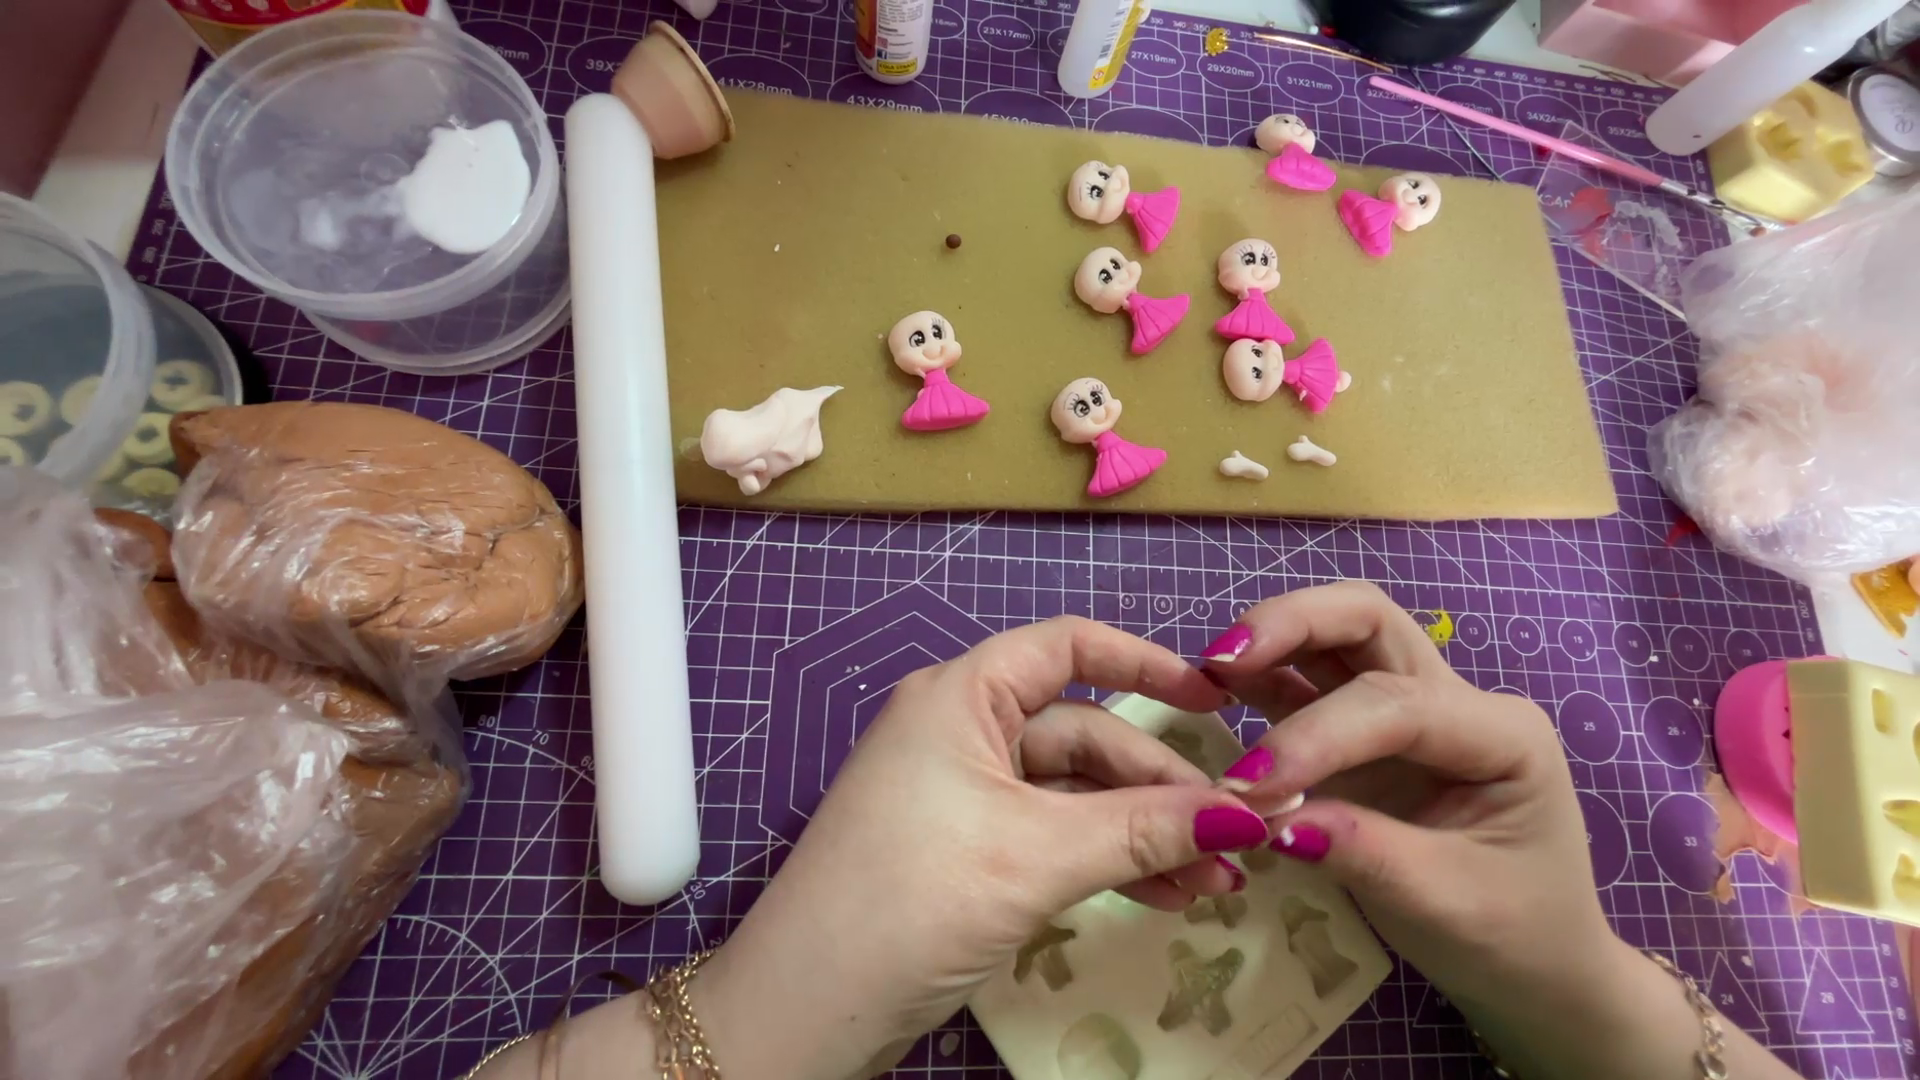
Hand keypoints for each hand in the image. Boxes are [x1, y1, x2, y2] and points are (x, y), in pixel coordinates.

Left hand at [694, 616, 1266, 1079]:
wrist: (806, 1008)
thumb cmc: (913, 896)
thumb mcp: (1035, 856)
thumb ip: (1143, 829)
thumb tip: (1248, 815)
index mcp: (962, 694)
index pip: (1066, 648)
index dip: (1143, 664)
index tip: (1213, 699)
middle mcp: (962, 728)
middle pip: (1082, 733)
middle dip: (1158, 783)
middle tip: (1236, 834)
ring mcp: (965, 790)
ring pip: (1073, 791)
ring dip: (1142, 830)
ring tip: (1215, 879)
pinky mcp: (969, 846)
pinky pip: (1053, 833)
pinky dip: (1106, 857)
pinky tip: (1164, 894)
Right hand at [1198, 582, 1798, 1079]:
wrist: (1532, 963)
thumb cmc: (1510, 934)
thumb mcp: (1447, 905)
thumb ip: (1360, 851)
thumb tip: (1261, 818)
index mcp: (1501, 734)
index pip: (1394, 704)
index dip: (1314, 736)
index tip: (1246, 787)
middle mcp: (1453, 695)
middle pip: (1366, 618)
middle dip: (1290, 624)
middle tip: (1221, 659)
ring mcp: (1402, 702)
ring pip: (1332, 631)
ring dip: (1269, 637)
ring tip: (1210, 667)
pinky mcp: (1357, 724)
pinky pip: (1304, 677)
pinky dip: (1260, 674)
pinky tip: (1217, 688)